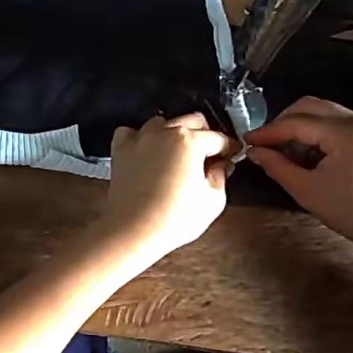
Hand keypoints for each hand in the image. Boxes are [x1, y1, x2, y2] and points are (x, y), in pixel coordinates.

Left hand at [101, 113, 234, 260]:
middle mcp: (163, 133)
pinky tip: (148, 153)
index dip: (229, 147)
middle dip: (205, 135)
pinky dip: (141, 138)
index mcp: (190, 141)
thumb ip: (220, 176)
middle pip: (192, 121)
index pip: (218, 138)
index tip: (231, 154)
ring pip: (162, 123)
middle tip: (209, 155)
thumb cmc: (173, 219)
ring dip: (173, 134)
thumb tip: (220, 166)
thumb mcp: (213, 201)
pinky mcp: (120, 150)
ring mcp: (139, 139)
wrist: (133, 231)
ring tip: (178, 155)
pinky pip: (131, 133)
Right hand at [244, 97, 352, 253]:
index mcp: (347, 134)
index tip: (248, 141)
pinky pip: (337, 122)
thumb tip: (254, 152)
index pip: (297, 122)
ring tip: (284, 152)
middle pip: (310, 107)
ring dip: (299, 127)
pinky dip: (317, 133)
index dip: (268, 131)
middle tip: (264, 144)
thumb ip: (276, 165)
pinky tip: (306, 154)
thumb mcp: (306, 190)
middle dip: (282, 123)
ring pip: (323, 112)